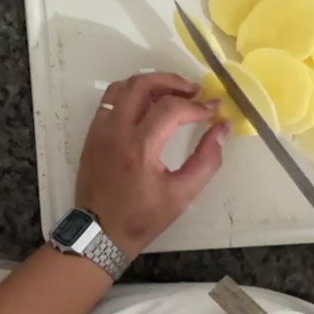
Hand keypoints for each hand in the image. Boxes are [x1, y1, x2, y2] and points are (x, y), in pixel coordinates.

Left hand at [75, 72, 227, 256]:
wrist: (100, 232)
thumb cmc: (142, 217)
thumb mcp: (182, 194)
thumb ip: (206, 160)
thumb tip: (222, 128)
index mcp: (139, 148)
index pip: (171, 109)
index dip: (197, 106)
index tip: (213, 110)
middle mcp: (115, 132)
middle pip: (142, 85)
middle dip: (172, 82)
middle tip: (193, 91)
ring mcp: (99, 131)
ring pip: (122, 88)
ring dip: (149, 85)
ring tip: (171, 95)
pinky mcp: (91, 135)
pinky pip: (109, 101)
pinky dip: (130, 96)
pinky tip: (147, 107)